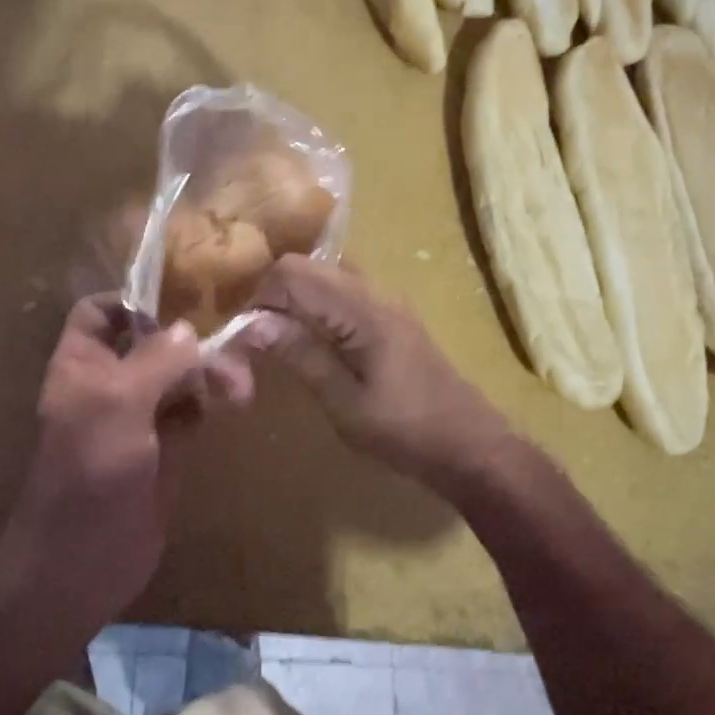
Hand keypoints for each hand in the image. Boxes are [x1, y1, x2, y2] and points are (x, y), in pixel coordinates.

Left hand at [0, 295, 240, 626]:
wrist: (83, 563)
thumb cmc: (90, 471)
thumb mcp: (118, 402)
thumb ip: (155, 359)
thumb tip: (187, 329)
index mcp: (82, 363)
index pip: (101, 312)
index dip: (134, 300)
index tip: (182, 299)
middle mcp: (109, 383)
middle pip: (151, 341)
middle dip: (189, 339)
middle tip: (232, 348)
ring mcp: (138, 418)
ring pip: (177, 377)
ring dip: (209, 372)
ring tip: (240, 387)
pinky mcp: (165, 451)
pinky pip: (191, 412)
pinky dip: (211, 402)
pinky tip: (236, 402)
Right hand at [246, 256, 512, 491]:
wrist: (472, 447)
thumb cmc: (407, 431)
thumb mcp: (345, 402)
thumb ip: (300, 355)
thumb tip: (251, 322)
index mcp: (362, 309)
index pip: (293, 271)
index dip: (259, 295)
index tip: (242, 334)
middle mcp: (374, 291)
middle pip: (307, 266)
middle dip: (271, 294)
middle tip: (251, 337)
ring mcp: (385, 301)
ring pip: (324, 276)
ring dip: (293, 299)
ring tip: (273, 338)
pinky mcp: (390, 317)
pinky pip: (341, 293)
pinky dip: (314, 306)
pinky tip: (306, 340)